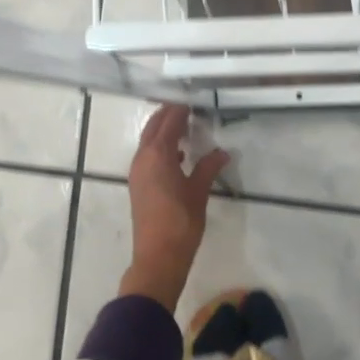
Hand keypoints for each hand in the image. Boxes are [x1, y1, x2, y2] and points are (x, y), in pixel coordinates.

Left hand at [120, 104, 231, 311]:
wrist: (157, 257)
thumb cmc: (181, 222)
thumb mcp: (199, 192)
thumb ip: (208, 168)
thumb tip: (222, 152)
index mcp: (158, 154)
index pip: (169, 122)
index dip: (180, 110)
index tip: (193, 103)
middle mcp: (143, 157)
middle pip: (154, 127)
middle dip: (168, 115)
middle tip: (186, 110)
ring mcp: (137, 171)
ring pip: (148, 141)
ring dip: (163, 131)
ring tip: (184, 130)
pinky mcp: (137, 184)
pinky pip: (146, 155)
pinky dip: (159, 148)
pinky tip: (177, 157)